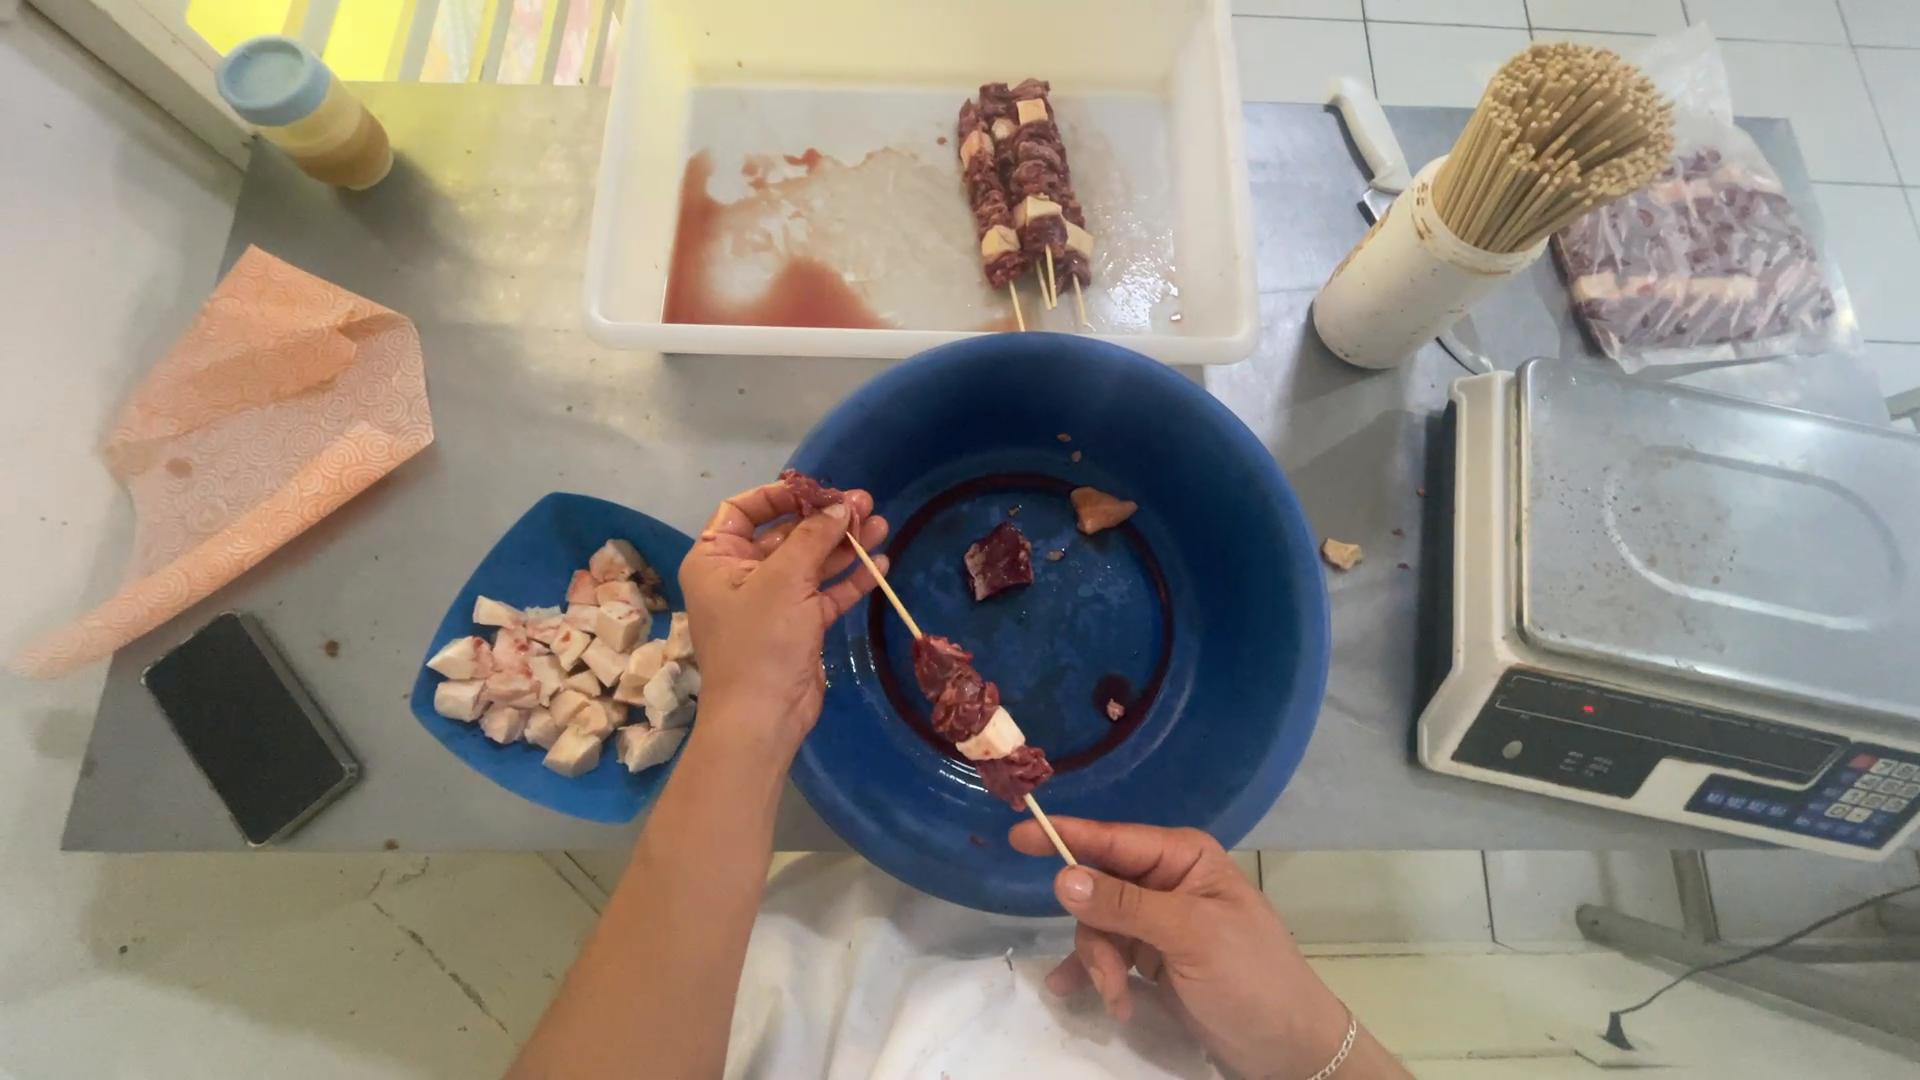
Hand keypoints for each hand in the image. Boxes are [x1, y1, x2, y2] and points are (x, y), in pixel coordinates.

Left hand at [679, 483, 888, 757]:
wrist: (764, 716)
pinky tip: (881, 563)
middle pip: (786, 534)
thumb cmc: (761, 640)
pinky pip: (825, 593)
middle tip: (865, 504)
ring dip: (844, 546)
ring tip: (881, 525)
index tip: (818, 489)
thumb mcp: (785, 579)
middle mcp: (740, 575)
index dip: (780, 495)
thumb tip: (842, 505)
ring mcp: (772, 601)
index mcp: (716, 559)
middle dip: (825, 520)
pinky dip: (850, 579)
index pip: (743, 510)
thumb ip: (815, 536)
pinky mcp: (799, 625)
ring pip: (811, 562)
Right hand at [1010, 818, 1352, 1079]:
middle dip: (1095, 933)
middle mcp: (1165, 881)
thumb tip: (1062, 876)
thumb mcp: (1190, 937)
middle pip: (1098, 888)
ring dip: (1101, 965)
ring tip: (1118, 1002)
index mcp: (1182, 857)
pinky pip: (1106, 954)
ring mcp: (1157, 921)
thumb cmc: (1253, 980)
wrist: (1292, 1056)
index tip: (1018, 834)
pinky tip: (1074, 993)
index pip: (1111, 839)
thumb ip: (1124, 905)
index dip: (1064, 835)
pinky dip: (1093, 975)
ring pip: (1098, 926)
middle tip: (1107, 977)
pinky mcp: (1152, 958)